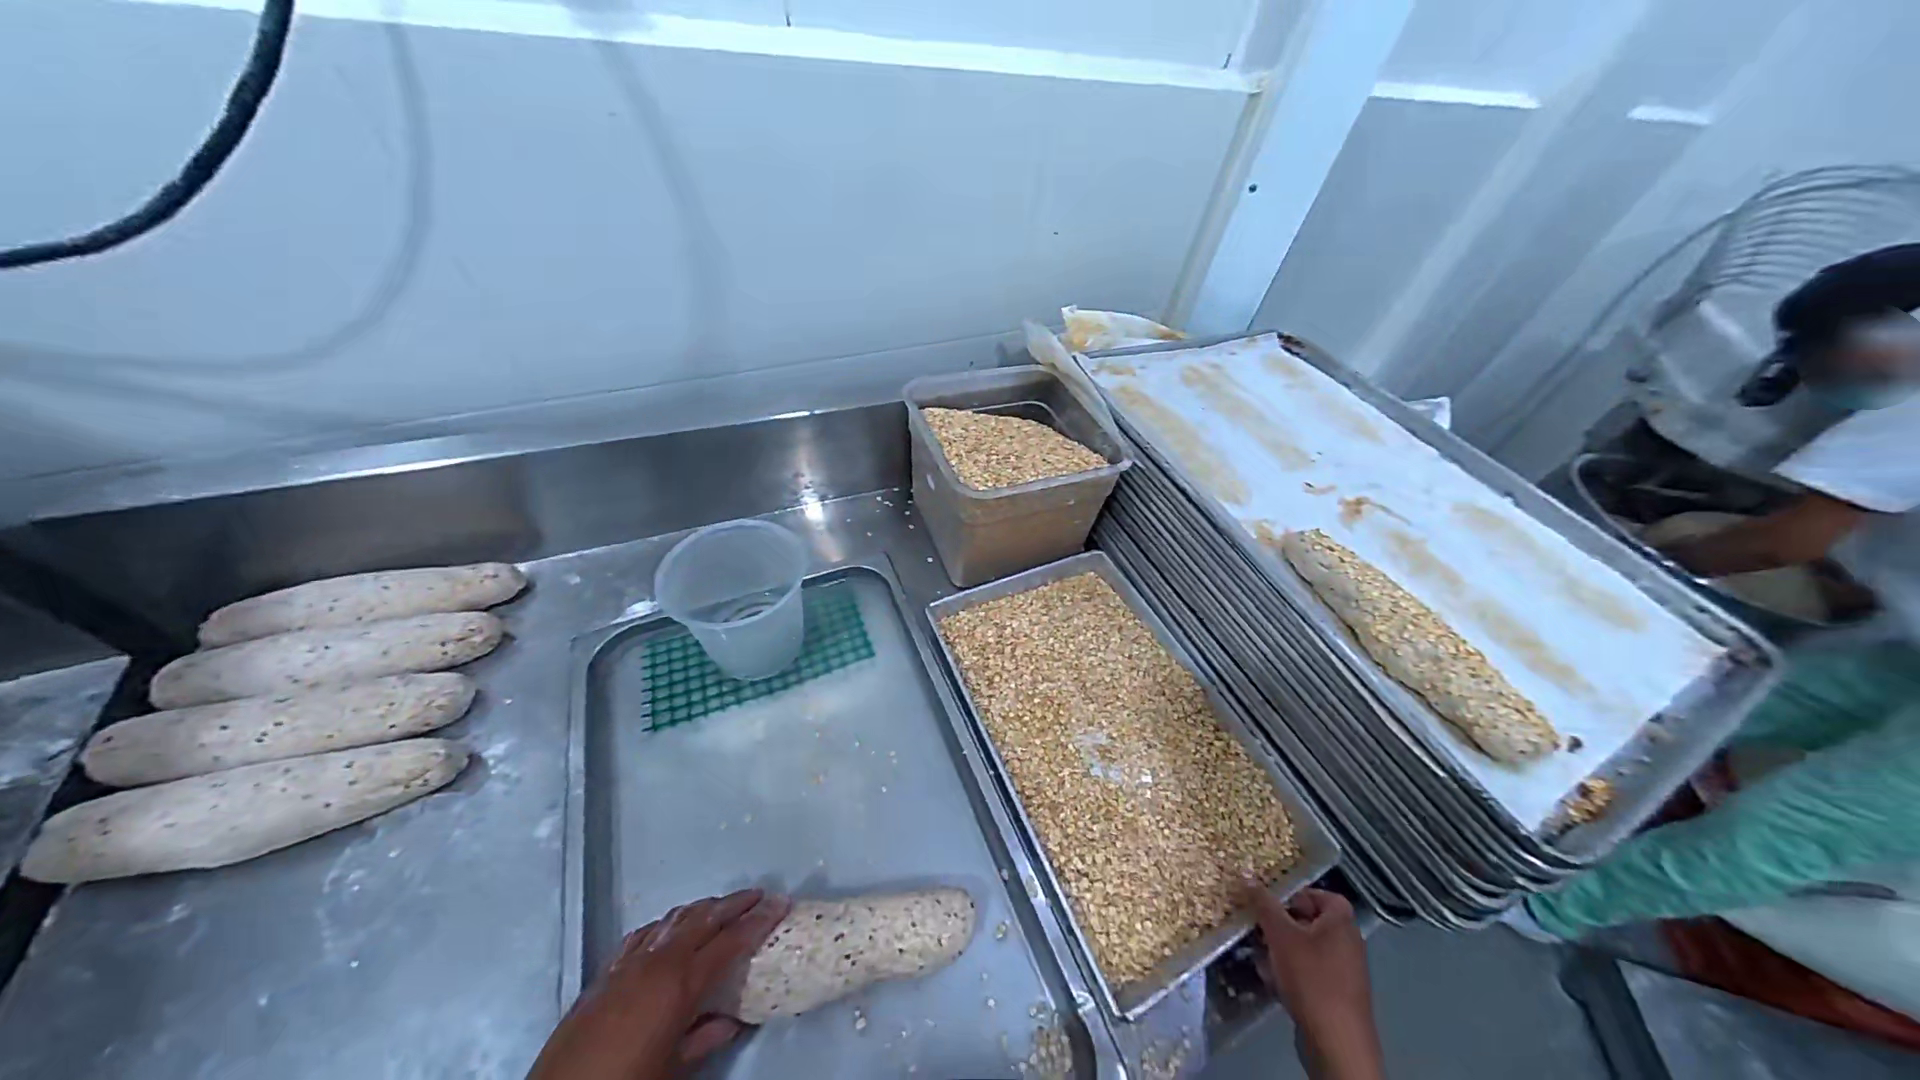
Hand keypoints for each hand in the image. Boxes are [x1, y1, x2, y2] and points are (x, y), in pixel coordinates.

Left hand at [529, 888, 791, 1079]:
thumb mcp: (675, 1069)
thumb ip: (706, 1038)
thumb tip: (733, 1021)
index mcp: (681, 983)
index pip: (731, 940)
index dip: (758, 921)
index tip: (780, 904)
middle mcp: (657, 961)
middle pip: (704, 917)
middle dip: (734, 903)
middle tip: (759, 896)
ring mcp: (628, 962)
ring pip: (674, 919)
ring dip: (702, 909)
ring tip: (722, 908)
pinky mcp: (605, 971)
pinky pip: (644, 933)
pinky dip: (666, 924)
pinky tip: (670, 930)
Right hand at [1245, 884, 1384, 1079]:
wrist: (1336, 1043)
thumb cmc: (1311, 978)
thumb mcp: (1280, 935)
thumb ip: (1264, 905)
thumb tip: (1247, 875)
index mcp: (1342, 924)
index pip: (1324, 895)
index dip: (1298, 895)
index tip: (1274, 904)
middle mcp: (1348, 945)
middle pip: (1312, 922)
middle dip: (1282, 924)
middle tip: (1260, 929)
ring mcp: (1346, 973)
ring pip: (1307, 949)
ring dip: (1282, 949)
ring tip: (1261, 957)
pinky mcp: (1338, 996)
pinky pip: (1311, 973)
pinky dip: (1292, 972)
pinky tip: (1273, 981)